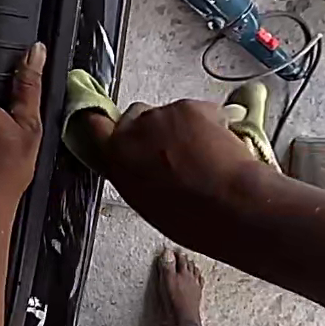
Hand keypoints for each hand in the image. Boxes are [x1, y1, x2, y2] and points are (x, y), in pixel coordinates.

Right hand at [76, 97, 269, 240]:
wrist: (230, 205)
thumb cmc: (193, 218)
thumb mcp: (148, 202)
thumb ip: (135, 174)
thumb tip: (145, 167)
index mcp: (116, 161)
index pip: (93, 125)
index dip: (104, 120)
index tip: (114, 122)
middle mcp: (132, 134)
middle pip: (137, 115)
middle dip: (154, 126)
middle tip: (176, 148)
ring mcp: (160, 117)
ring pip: (170, 113)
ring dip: (184, 126)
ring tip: (205, 154)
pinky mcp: (189, 107)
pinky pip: (198, 109)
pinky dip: (210, 122)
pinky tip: (221, 146)